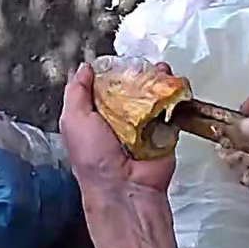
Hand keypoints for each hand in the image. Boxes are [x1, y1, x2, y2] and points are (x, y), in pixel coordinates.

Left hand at [60, 62, 179, 247]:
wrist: (125, 186)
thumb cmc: (94, 157)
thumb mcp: (73, 120)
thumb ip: (76, 93)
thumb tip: (85, 69)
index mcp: (96, 117)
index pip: (104, 87)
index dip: (112, 72)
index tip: (119, 61)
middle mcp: (121, 121)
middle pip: (132, 89)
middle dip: (138, 73)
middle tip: (143, 64)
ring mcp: (144, 126)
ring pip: (153, 96)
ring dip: (159, 80)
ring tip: (161, 69)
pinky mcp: (165, 132)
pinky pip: (172, 109)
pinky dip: (175, 95)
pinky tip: (175, 83)